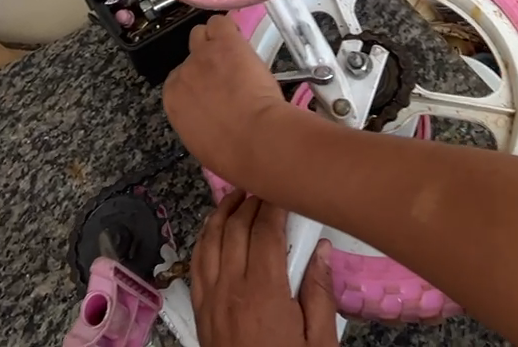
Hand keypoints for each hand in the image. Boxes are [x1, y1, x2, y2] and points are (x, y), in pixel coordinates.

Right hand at [162, 15, 293, 184]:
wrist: (257, 140)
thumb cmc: (234, 154)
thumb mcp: (203, 142)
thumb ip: (198, 119)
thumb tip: (209, 117)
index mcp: (173, 99)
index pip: (180, 79)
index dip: (199, 83)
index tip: (215, 91)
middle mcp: (183, 72)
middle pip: (190, 56)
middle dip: (207, 64)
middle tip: (228, 77)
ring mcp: (202, 53)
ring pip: (202, 33)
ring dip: (216, 43)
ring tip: (235, 57)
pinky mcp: (225, 41)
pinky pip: (221, 22)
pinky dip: (230, 30)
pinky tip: (241, 43)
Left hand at [191, 191, 338, 346]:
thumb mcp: (320, 344)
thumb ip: (320, 294)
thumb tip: (321, 249)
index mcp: (264, 292)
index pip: (266, 229)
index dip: (274, 203)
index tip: (286, 188)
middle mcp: (232, 287)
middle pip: (237, 226)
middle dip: (252, 200)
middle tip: (267, 186)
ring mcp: (210, 296)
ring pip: (211, 237)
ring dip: (224, 210)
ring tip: (240, 193)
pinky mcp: (199, 308)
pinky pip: (197, 260)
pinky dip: (205, 235)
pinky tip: (215, 226)